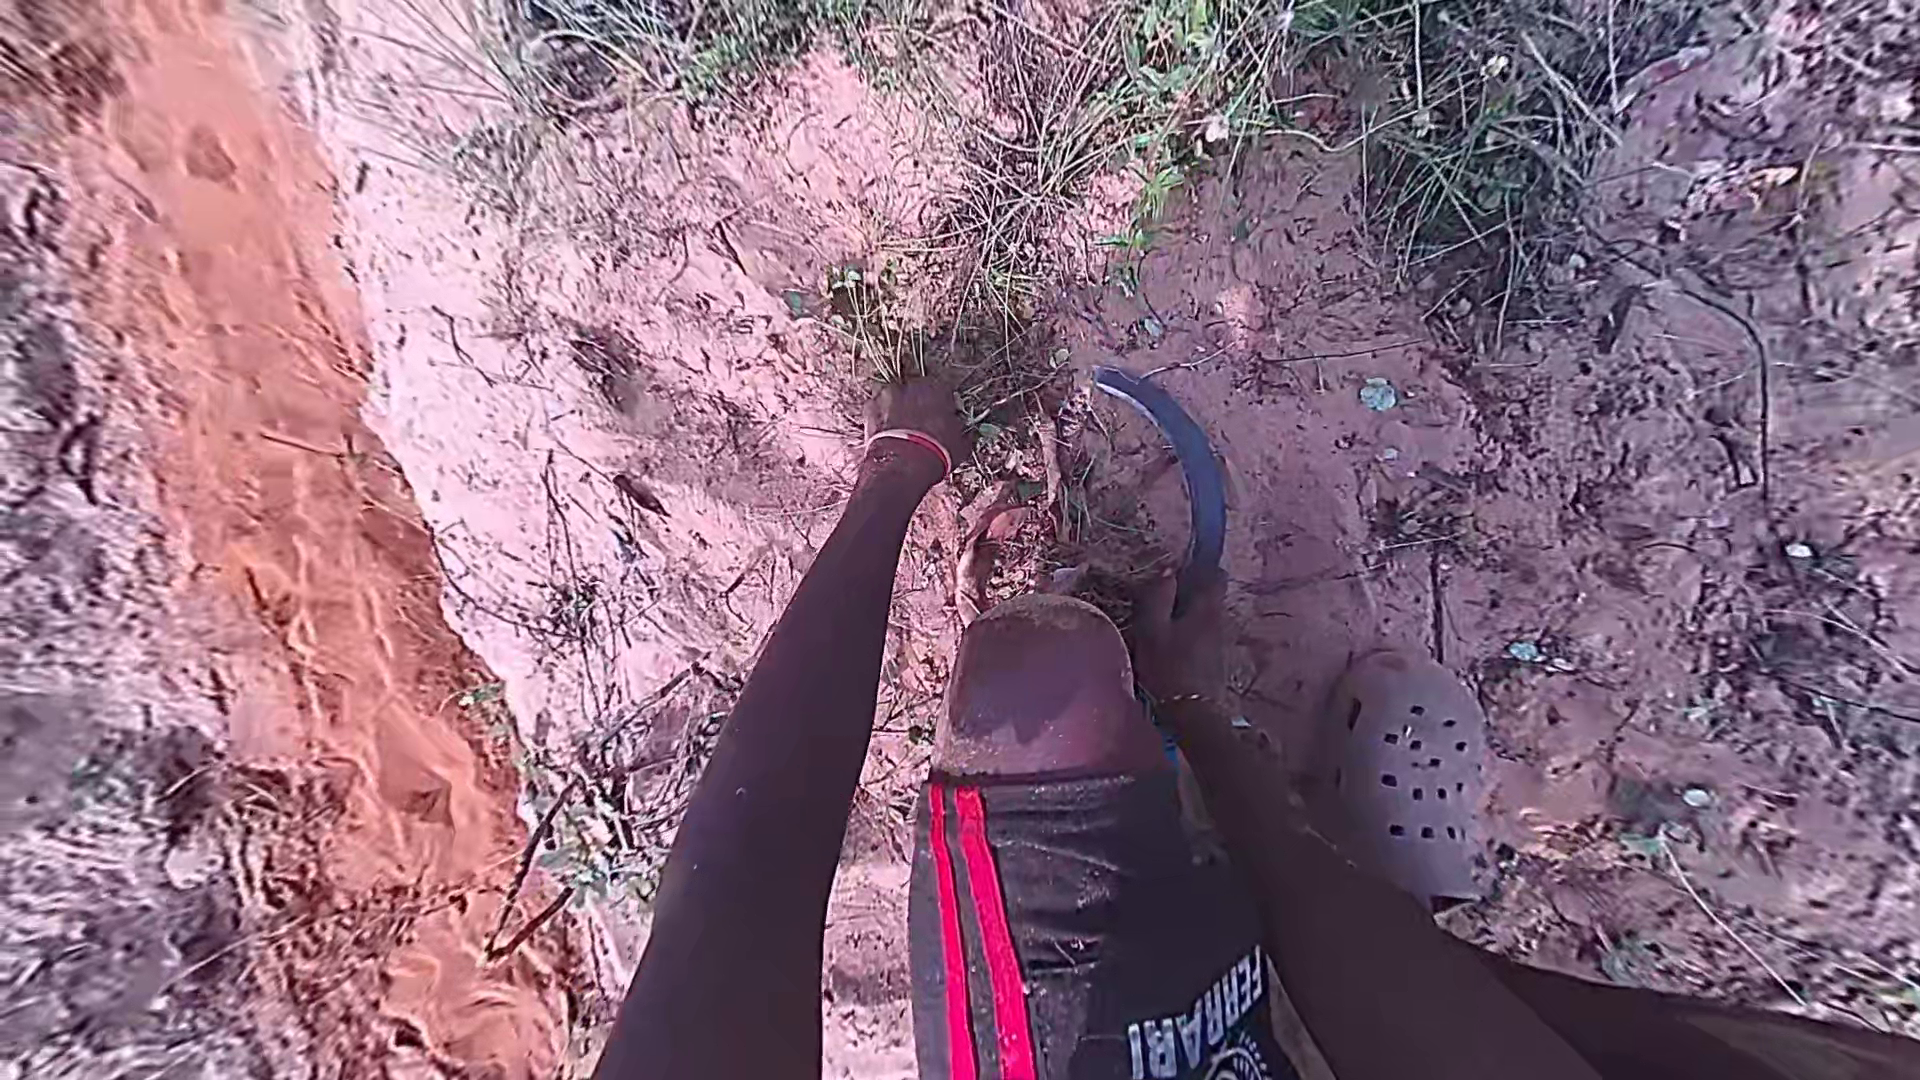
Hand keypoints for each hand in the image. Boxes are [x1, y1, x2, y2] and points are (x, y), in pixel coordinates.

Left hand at [863, 379, 970, 481]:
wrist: (901, 466)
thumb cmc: (935, 453)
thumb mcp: (960, 445)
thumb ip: (963, 432)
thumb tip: (967, 434)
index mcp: (937, 388)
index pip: (943, 390)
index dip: (943, 405)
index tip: (943, 417)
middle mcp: (911, 385)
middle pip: (916, 390)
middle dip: (918, 403)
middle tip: (921, 423)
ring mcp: (888, 394)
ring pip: (894, 396)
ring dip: (898, 407)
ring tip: (902, 428)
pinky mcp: (869, 407)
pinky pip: (876, 407)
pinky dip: (881, 417)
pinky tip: (886, 432)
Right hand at [1128, 570, 1226, 704]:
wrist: (1192, 714)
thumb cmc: (1168, 666)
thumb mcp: (1152, 628)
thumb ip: (1158, 597)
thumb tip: (1168, 570)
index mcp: (1207, 608)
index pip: (1215, 575)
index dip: (1199, 567)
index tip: (1178, 571)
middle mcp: (1220, 620)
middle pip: (1208, 596)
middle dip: (1188, 593)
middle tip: (1160, 600)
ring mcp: (1221, 642)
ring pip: (1204, 617)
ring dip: (1186, 616)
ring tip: (1160, 625)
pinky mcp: (1217, 660)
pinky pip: (1202, 635)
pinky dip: (1188, 634)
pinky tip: (1170, 646)